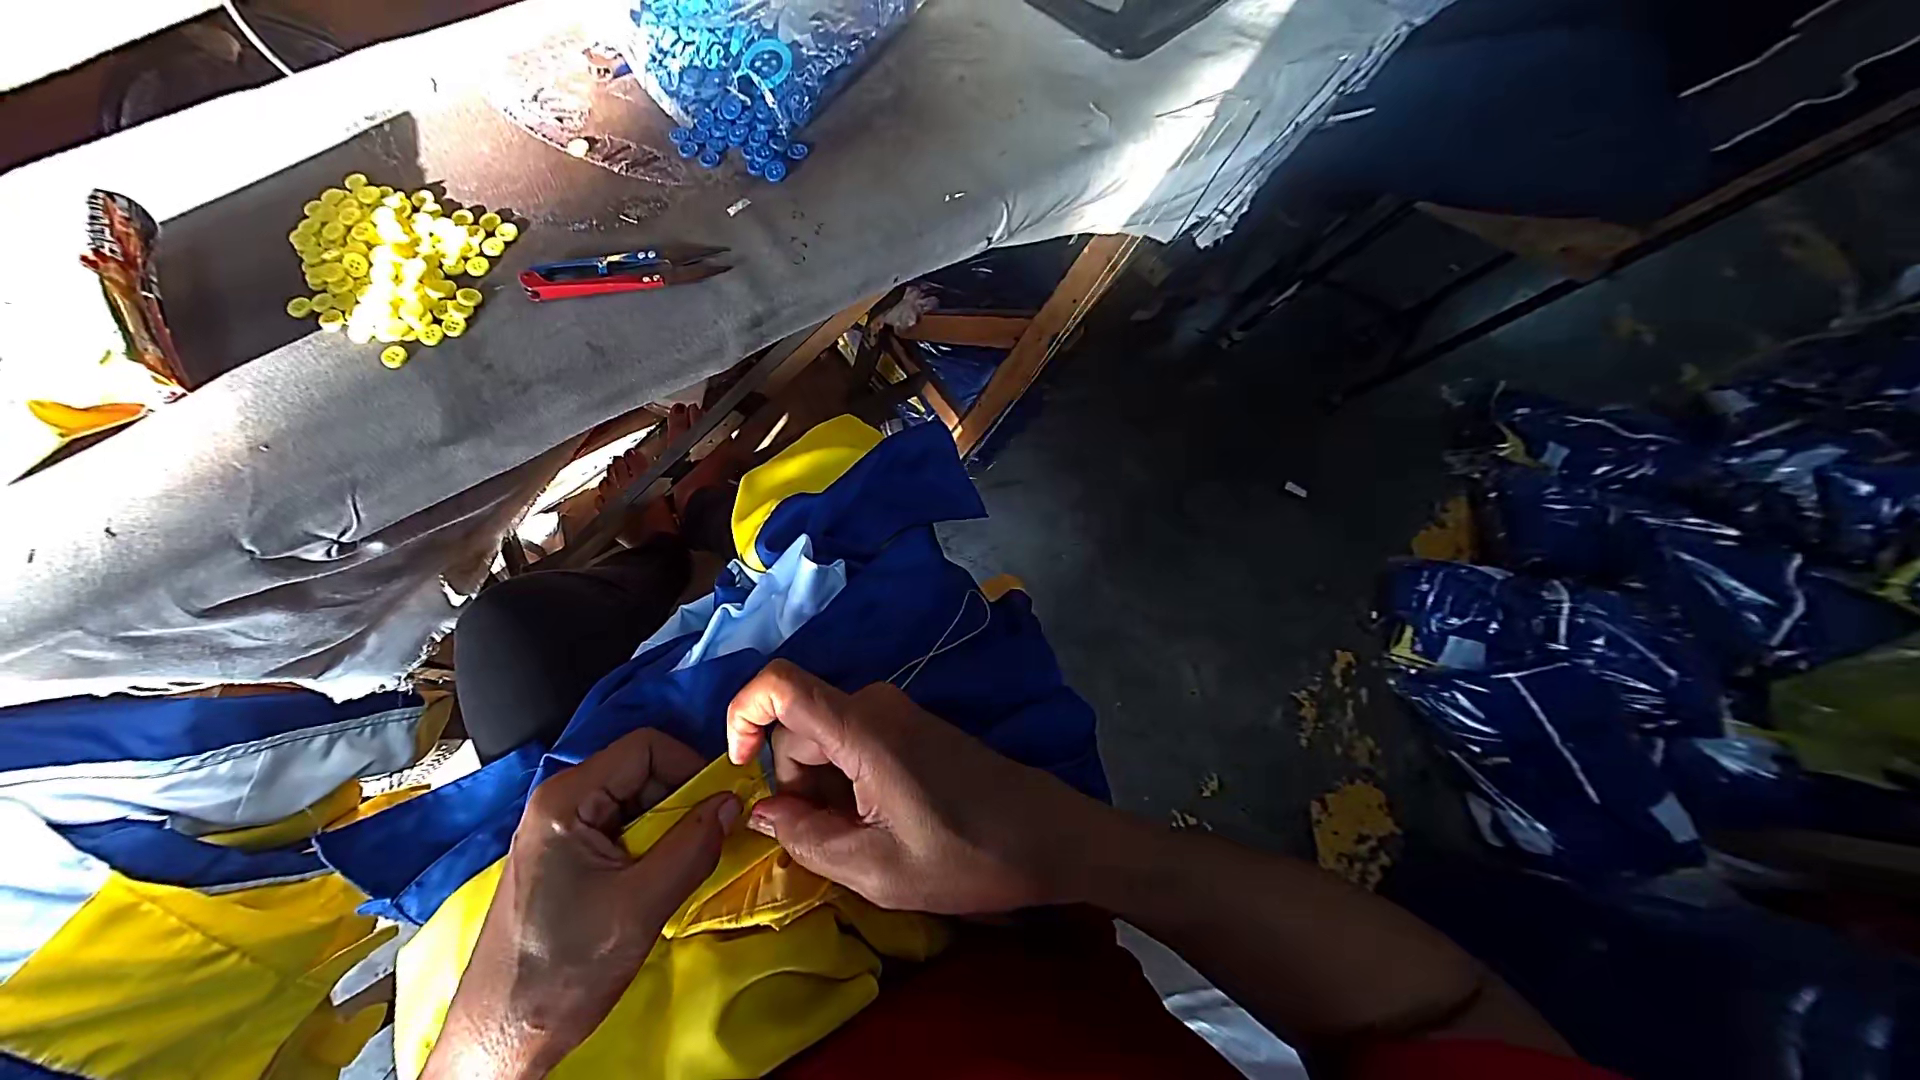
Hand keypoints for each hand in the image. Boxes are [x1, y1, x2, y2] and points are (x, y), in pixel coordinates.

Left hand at [425, 729, 740, 1079]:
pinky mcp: (566, 856)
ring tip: (682, 864)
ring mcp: (560, 830)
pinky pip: (624, 827)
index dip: (690, 765)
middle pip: (642, 770)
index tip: (718, 802)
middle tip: (705, 838)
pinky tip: (659, 877)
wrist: (498, 1045)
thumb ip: (694, 846)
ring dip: (670, 824)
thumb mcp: (640, 907)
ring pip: (637, 799)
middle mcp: (560, 803)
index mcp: (566, 801)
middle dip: (682, 798)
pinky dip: (653, 843)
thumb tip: (733, 802)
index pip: (646, 747)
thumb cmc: (561, 973)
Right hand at [724, 659, 1110, 914]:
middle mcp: (875, 704)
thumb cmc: (968, 854)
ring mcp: (896, 713)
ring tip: (864, 837)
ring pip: (823, 739)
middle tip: (831, 839)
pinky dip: (846, 782)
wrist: (1048, 833)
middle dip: (792, 783)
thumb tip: (761, 811)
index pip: (779, 684)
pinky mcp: (910, 727)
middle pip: (798, 726)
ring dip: (822, 789)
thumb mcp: (876, 869)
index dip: (741, 715)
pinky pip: (852, 743)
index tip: (739, 770)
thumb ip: (806, 837)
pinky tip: (881, 821)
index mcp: (862, 728)